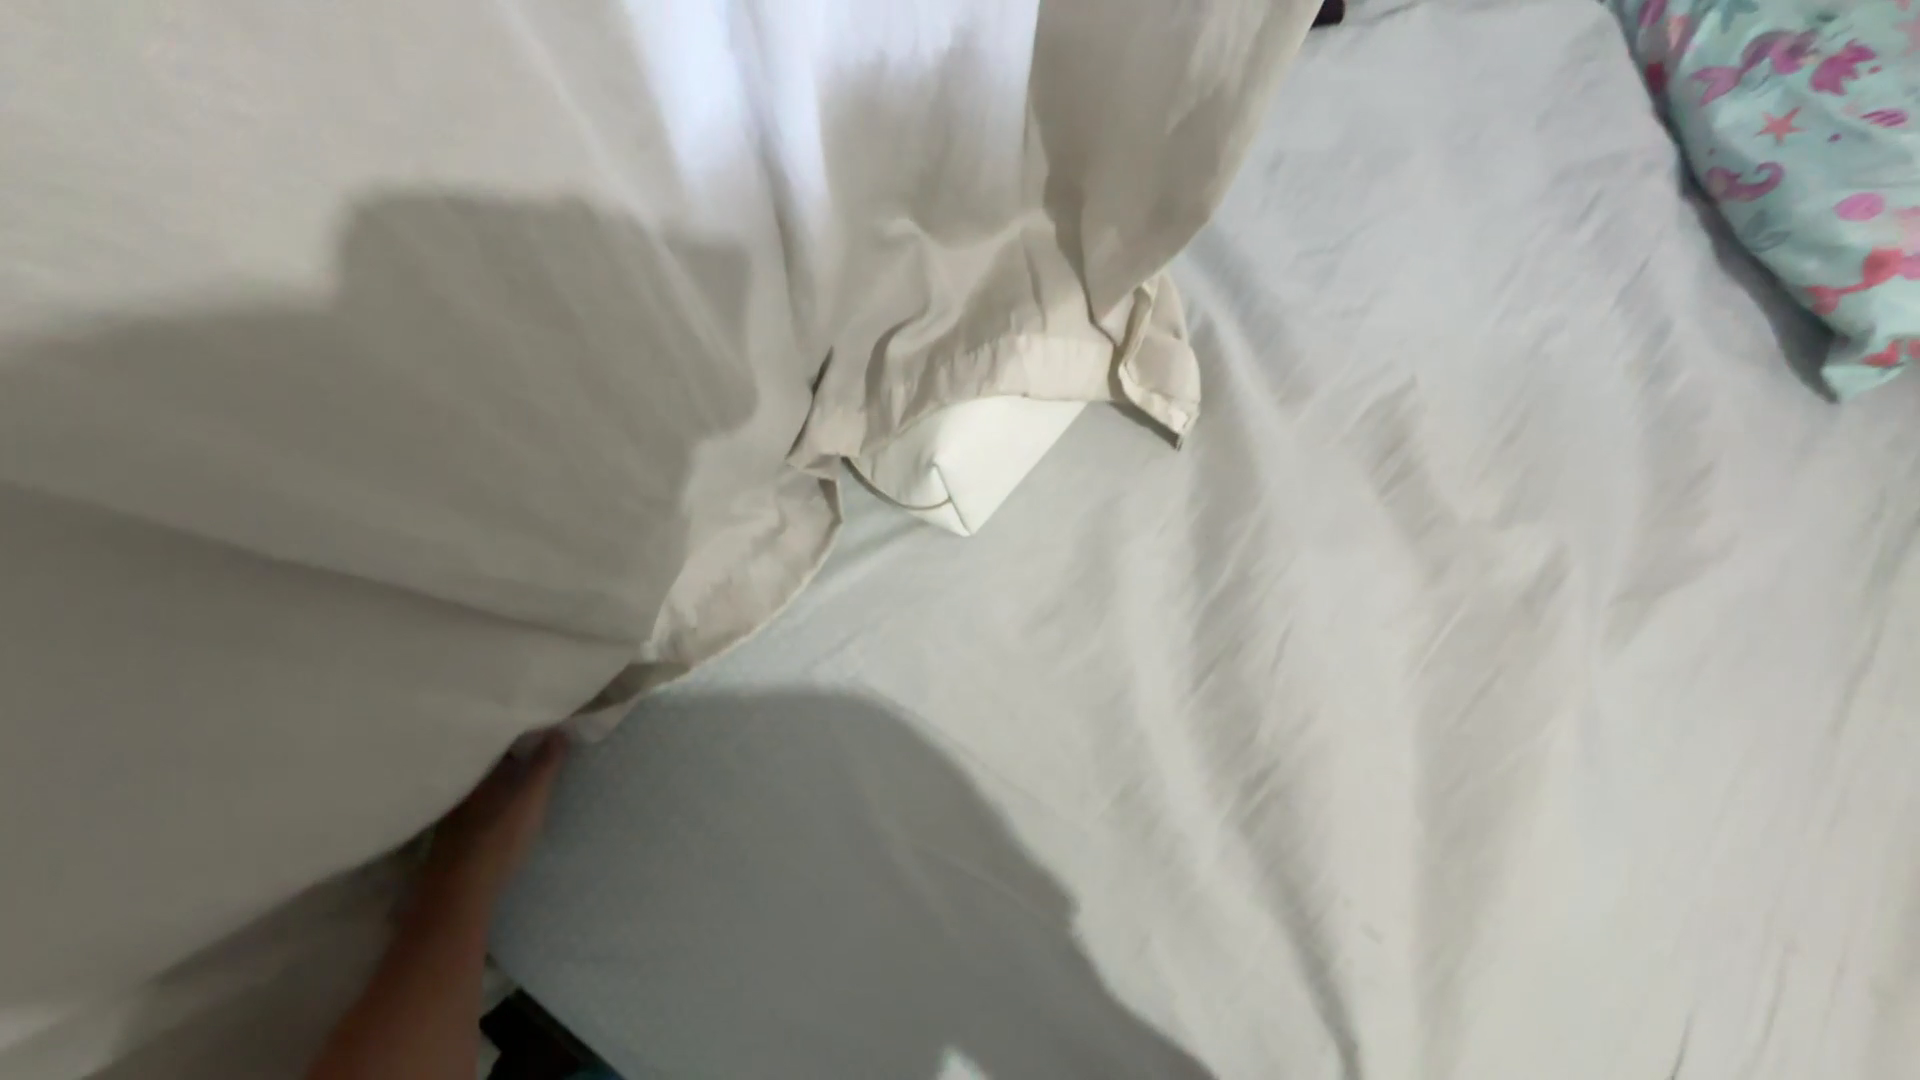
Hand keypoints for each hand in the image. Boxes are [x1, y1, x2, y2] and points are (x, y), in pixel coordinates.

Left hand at [417, 732, 568, 912]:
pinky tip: (503, 797)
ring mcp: (454, 808)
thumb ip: (546, 765)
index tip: (541, 720)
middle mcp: (463, 784)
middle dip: (511, 747)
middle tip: (538, 739)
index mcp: (479, 770)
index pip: (497, 738)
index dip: (520, 728)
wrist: (458, 894)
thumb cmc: (498, 839)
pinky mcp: (453, 830)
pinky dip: (492, 790)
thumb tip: (559, 728)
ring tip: (525, 765)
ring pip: (481, 779)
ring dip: (501, 770)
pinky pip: (476, 797)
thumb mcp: (531, 799)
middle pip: (488, 757)